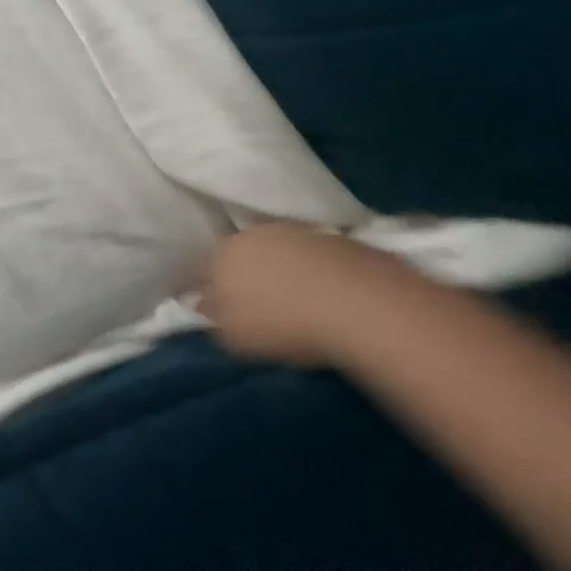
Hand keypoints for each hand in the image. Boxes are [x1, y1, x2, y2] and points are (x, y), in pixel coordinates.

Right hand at [201, 224, 420, 367]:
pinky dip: (322, 272)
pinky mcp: (345, 240)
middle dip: (245, 272)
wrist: (368, 309)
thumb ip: (215, 319)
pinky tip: (333, 295)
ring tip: (300, 298)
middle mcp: (253, 234)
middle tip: (257, 300)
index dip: (206, 288)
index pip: (201, 268)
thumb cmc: (286, 324)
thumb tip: (206, 306)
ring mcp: (301, 233)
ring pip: (282, 250)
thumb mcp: (236, 337)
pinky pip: (321, 257)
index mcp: (219, 254)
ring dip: (285, 269)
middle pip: (241, 253)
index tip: (215, 306)